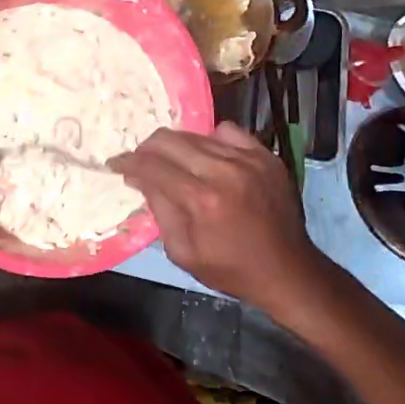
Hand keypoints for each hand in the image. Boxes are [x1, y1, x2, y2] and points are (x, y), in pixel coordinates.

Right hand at [111, 123, 342, 322]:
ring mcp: (248, 160)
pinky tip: (209, 159)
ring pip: (194, 134)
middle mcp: (224, 172)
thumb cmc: (230, 269)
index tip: (115, 164)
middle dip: (146, 149)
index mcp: (202, 200)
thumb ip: (159, 209)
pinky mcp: (265, 156)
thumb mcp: (182, 251)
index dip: (127, 163)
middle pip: (169, 140)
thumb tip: (139, 178)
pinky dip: (210, 141)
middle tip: (141, 163)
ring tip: (173, 163)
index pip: (151, 166)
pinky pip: (227, 132)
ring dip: (176, 147)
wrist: (289, 272)